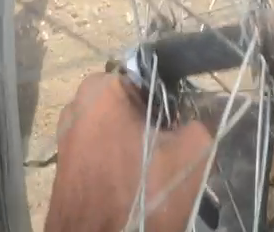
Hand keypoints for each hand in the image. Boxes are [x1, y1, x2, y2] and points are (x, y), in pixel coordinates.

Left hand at [45, 73, 214, 231]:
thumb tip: (208, 108)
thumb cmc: (140, 198)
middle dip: (156, 122)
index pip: (152, 75)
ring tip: (154, 173)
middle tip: (171, 152)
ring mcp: (68, 132)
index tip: (184, 123)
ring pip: (119, 125)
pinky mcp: (65, 161)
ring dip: (138, 143)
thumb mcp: (191, 154)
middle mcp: (79, 100)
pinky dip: (120, 160)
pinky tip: (133, 184)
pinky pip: (103, 146)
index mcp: (104, 86)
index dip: (175, 98)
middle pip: (134, 101)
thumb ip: (204, 119)